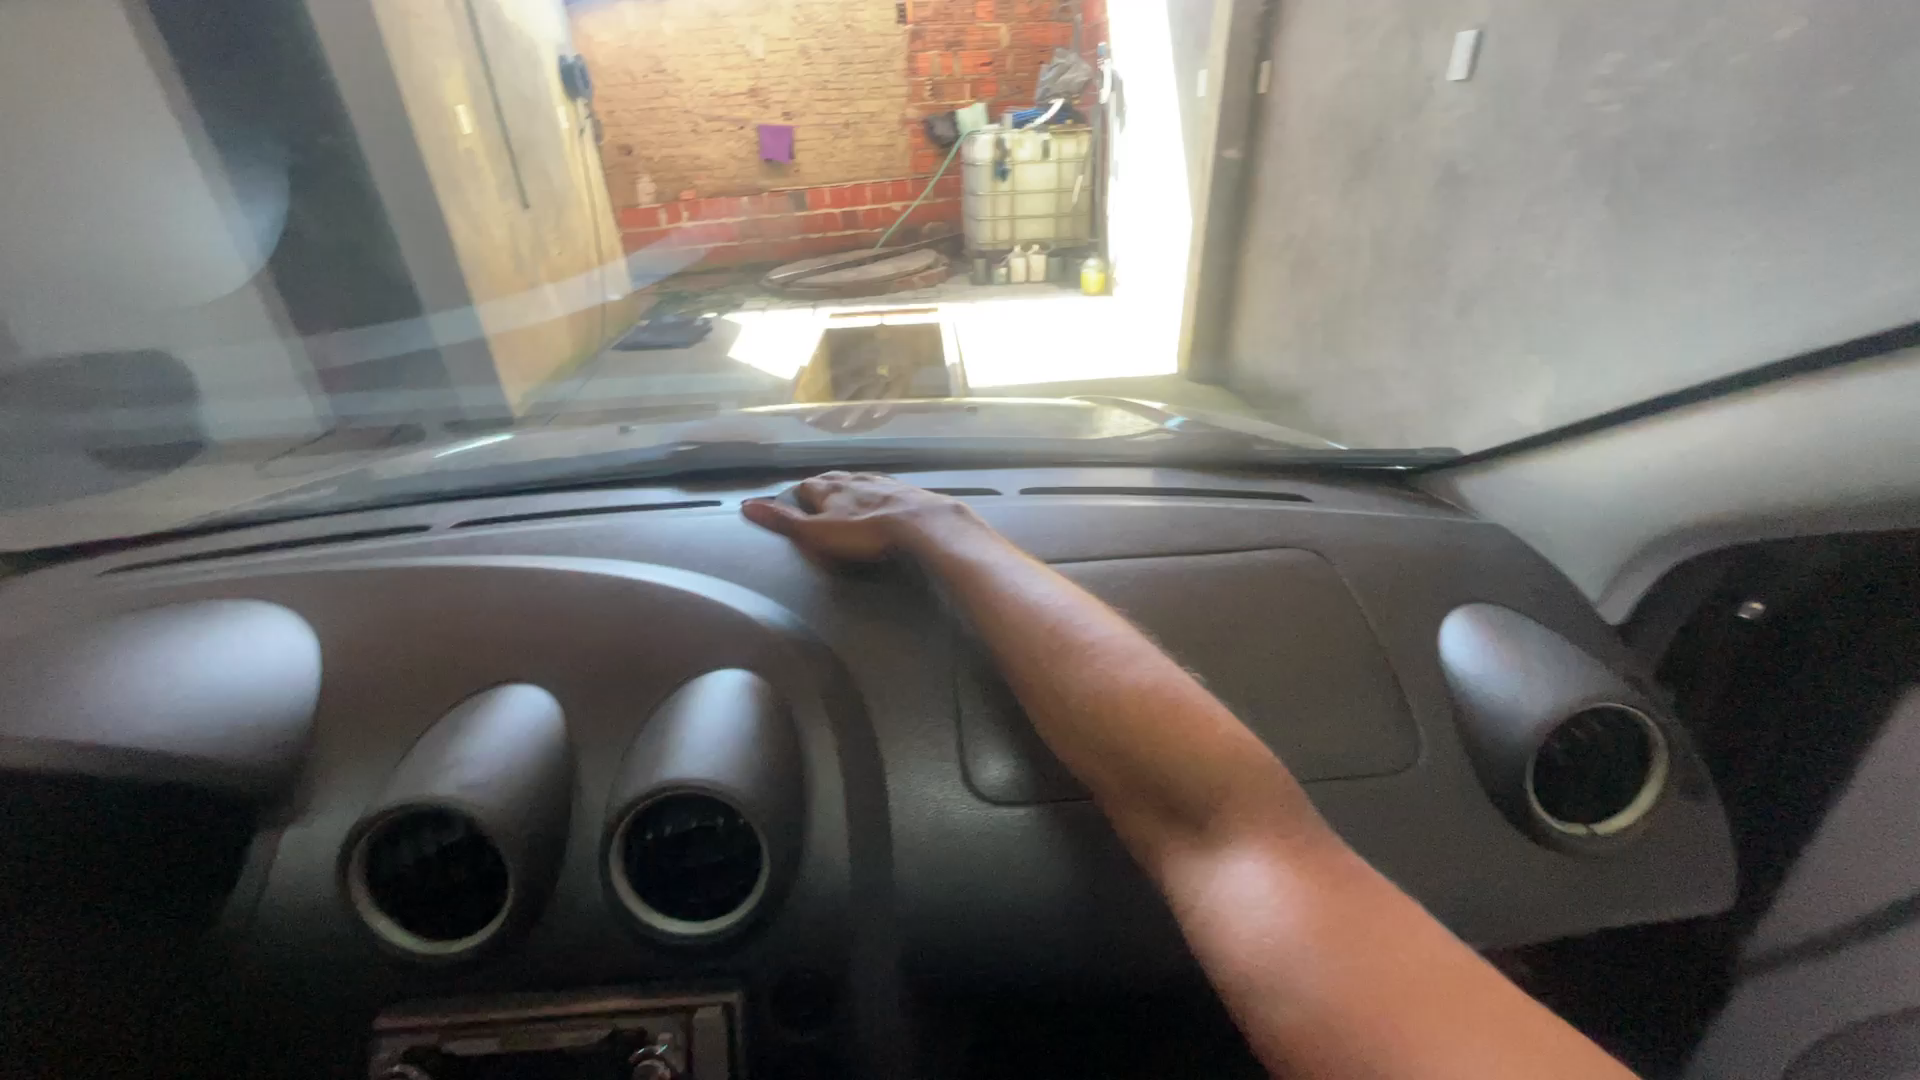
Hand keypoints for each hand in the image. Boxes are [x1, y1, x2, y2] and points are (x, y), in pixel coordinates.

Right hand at [742, 472, 979, 561]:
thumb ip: (783, 520)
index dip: (799, 496)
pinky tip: (885, 499)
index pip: (806, 486)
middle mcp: (854, 479)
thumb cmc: (864, 532)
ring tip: (848, 494)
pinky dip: (880, 493)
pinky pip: (887, 488)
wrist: (921, 523)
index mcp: (828, 488)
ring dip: (852, 486)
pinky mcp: (907, 491)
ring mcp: (882, 482)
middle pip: (833, 479)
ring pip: (861, 480)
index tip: (796, 503)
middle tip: (820, 496)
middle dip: (825, 487)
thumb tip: (746, 504)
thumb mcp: (817, 533)